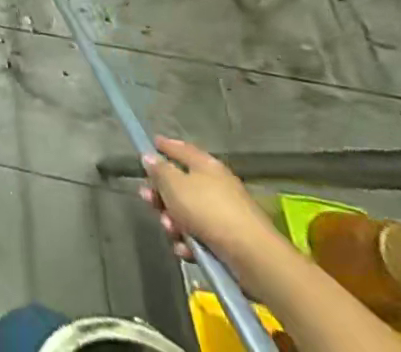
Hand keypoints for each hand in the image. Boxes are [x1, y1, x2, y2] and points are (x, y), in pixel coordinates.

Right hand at [140, 137, 283, 273]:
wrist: (253, 257)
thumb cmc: (208, 211)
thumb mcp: (174, 185)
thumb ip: (159, 170)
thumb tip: (150, 157)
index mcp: (206, 167)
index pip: (182, 149)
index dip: (166, 145)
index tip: (152, 142)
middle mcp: (217, 186)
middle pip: (180, 184)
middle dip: (160, 194)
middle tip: (148, 198)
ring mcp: (225, 214)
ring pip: (186, 212)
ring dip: (172, 221)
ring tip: (170, 229)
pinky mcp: (229, 240)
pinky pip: (199, 235)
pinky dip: (189, 241)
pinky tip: (185, 249)